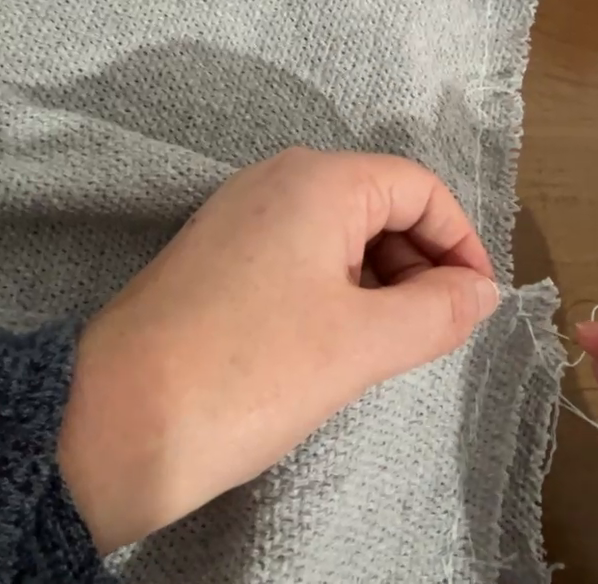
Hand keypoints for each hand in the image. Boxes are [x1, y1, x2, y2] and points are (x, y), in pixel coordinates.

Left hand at [57, 148, 499, 552]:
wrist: (114, 419)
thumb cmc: (250, 370)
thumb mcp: (360, 343)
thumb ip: (438, 311)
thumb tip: (483, 292)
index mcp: (318, 179)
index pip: (419, 187)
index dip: (460, 241)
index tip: (475, 304)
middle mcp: (279, 178)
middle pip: (380, 203)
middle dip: (419, 262)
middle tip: (432, 332)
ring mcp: (243, 211)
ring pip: (341, 231)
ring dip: (380, 279)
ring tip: (386, 345)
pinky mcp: (220, 250)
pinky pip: (301, 251)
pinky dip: (337, 286)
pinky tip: (335, 338)